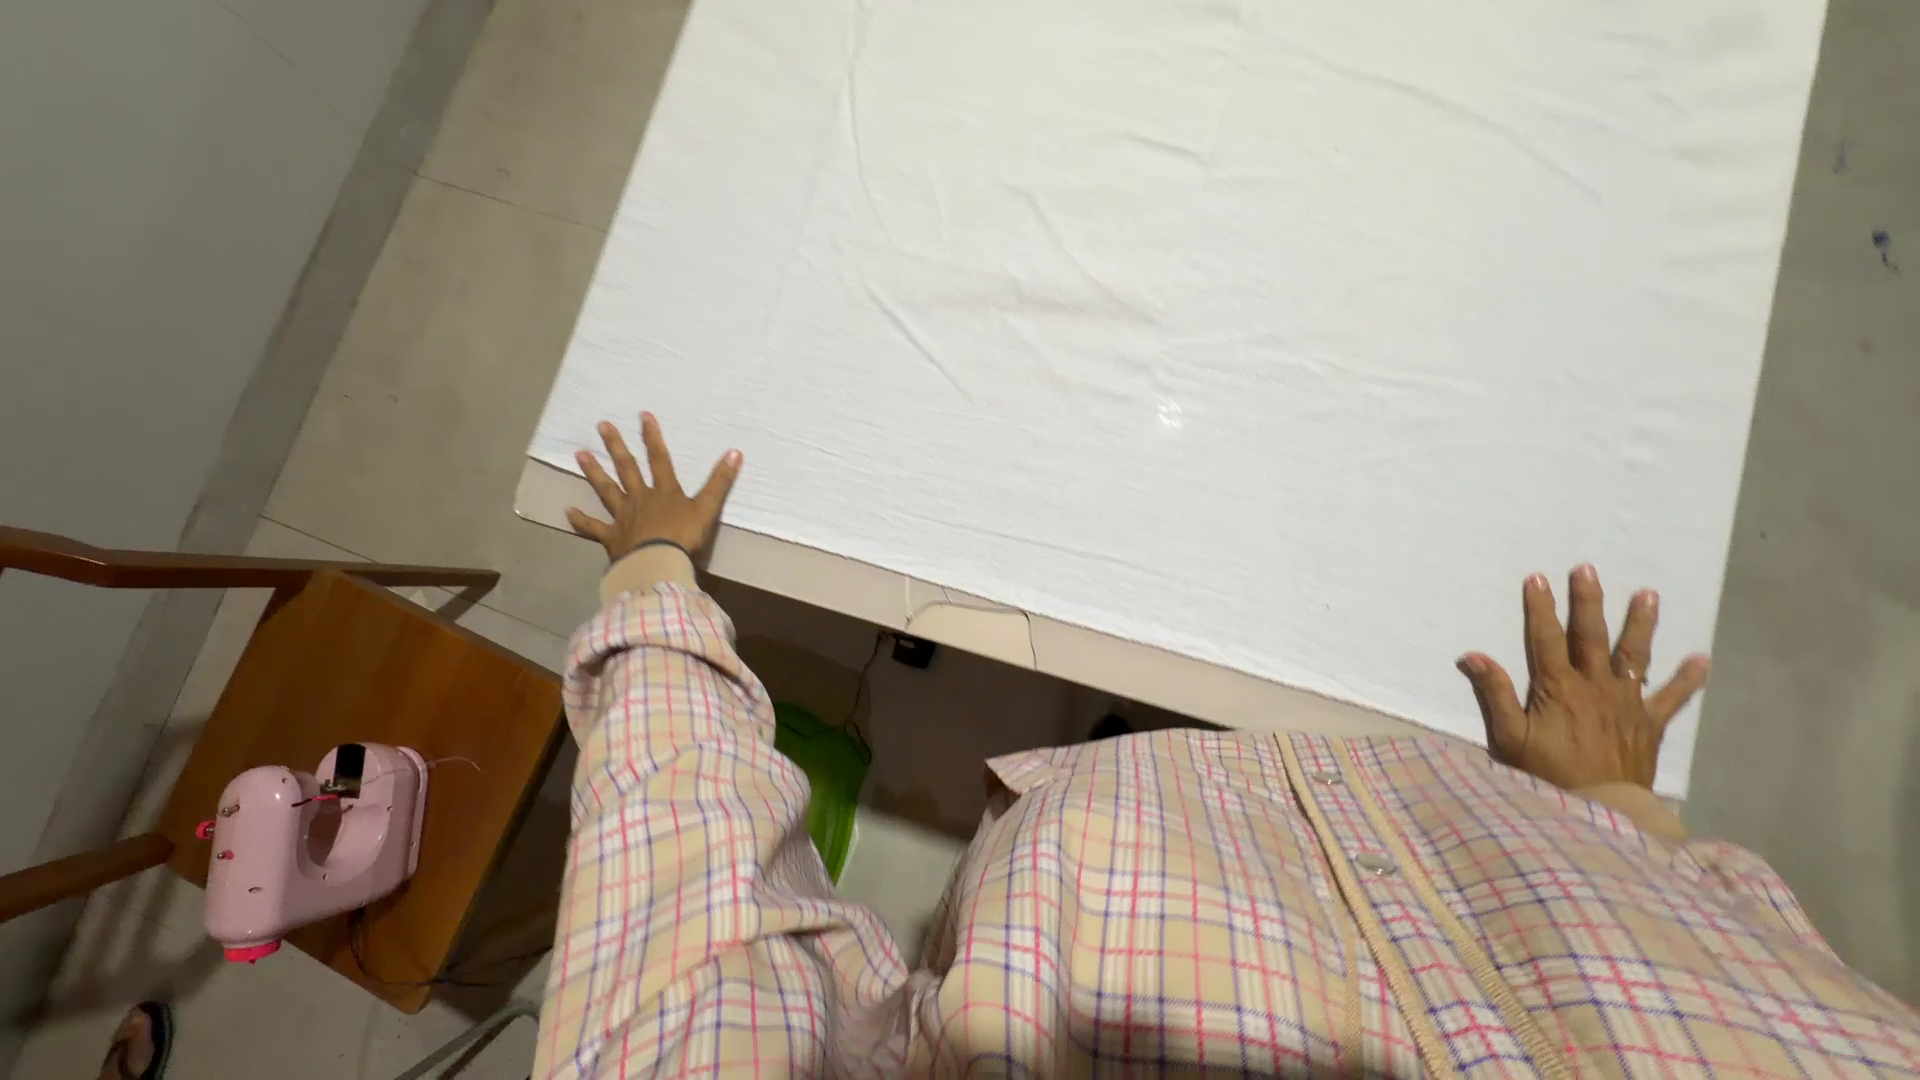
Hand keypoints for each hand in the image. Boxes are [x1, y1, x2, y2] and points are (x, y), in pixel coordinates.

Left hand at [565, 412, 742, 563]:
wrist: (657, 563)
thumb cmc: (683, 537)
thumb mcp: (707, 508)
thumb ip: (720, 482)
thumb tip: (735, 452)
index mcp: (664, 492)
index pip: (659, 459)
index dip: (653, 437)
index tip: (643, 415)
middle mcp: (640, 499)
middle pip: (627, 469)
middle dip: (616, 447)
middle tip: (602, 425)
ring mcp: (623, 517)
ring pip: (607, 490)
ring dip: (594, 472)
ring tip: (580, 454)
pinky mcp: (612, 537)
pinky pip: (593, 527)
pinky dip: (580, 520)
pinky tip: (568, 510)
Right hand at [1456, 565, 1710, 791]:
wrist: (1600, 806)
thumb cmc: (1546, 770)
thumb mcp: (1509, 735)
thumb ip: (1493, 693)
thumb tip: (1473, 656)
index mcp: (1558, 687)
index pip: (1546, 638)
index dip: (1541, 608)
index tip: (1538, 578)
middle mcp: (1595, 686)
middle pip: (1591, 637)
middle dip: (1588, 602)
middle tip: (1588, 570)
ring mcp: (1626, 703)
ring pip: (1635, 657)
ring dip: (1640, 624)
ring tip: (1648, 594)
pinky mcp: (1649, 723)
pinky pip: (1672, 698)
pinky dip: (1688, 679)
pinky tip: (1701, 658)